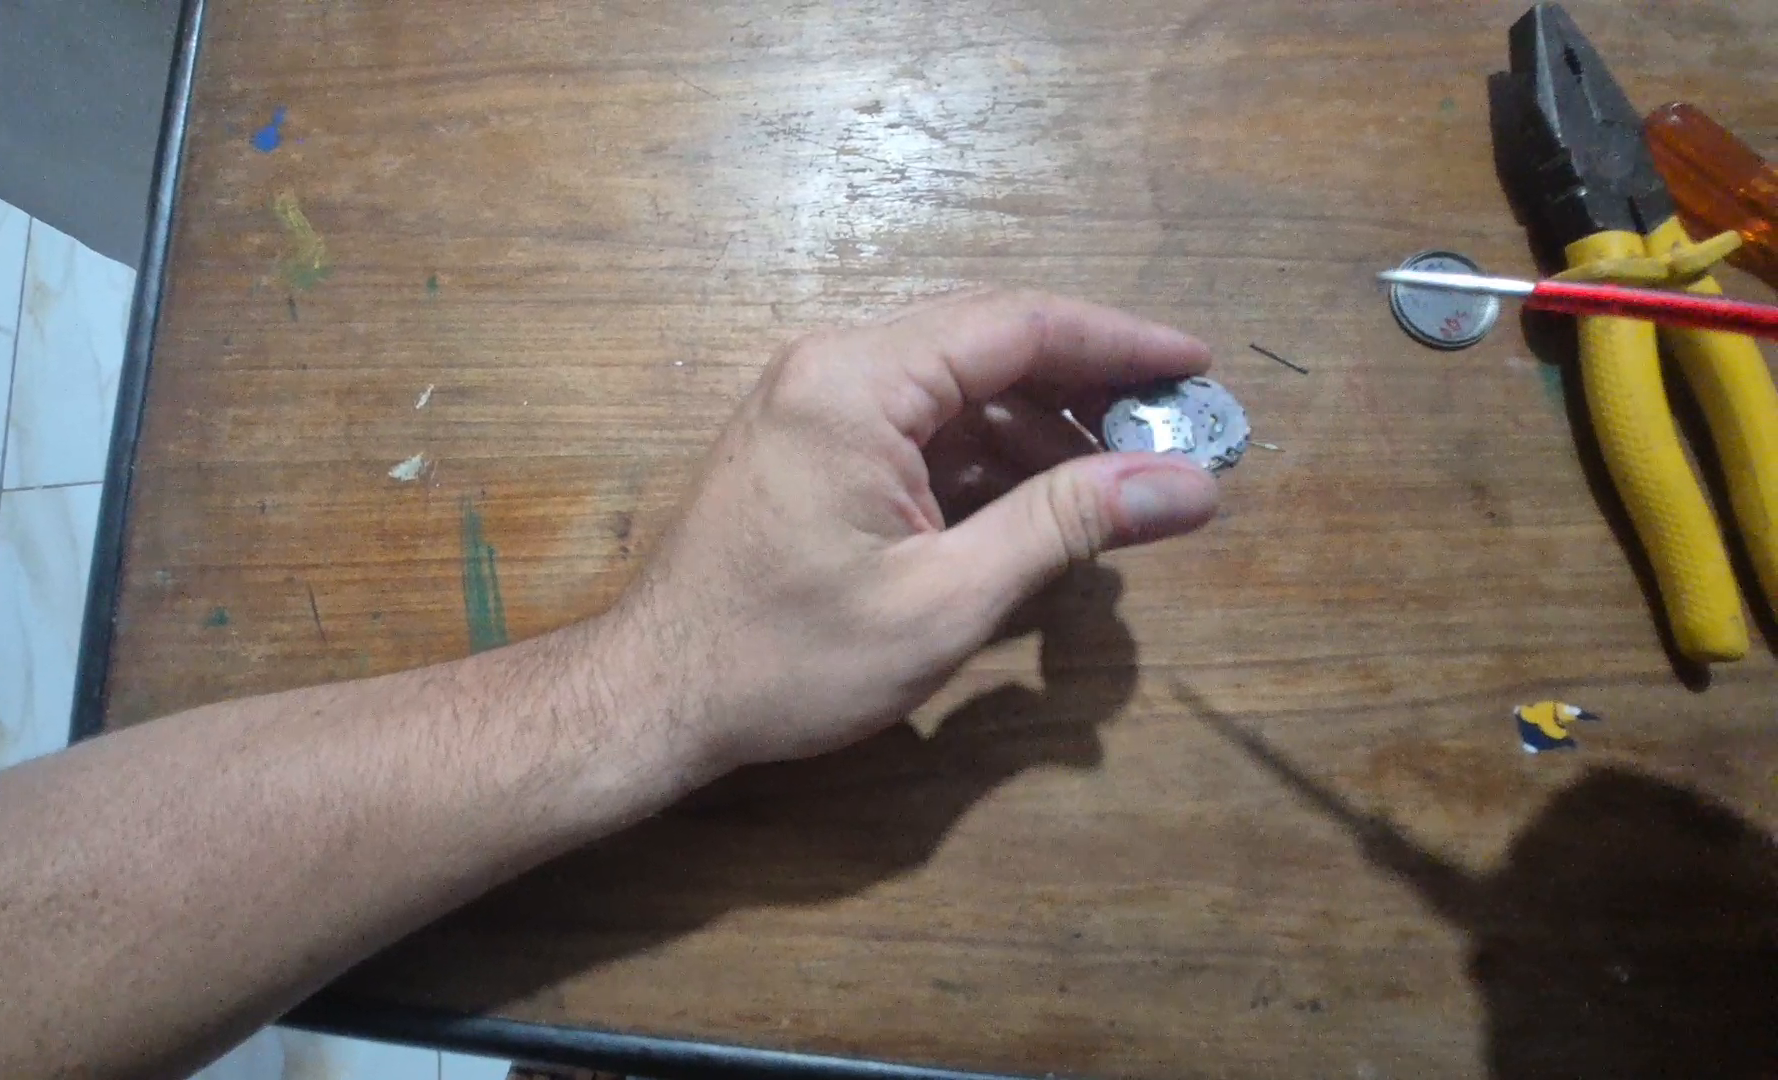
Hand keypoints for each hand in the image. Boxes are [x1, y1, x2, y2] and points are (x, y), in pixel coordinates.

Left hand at [610, 290, 1219, 772]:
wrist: (658, 694)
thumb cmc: (789, 658)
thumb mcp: (942, 599)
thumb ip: (1064, 526)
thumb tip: (1188, 485)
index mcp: (856, 382)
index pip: (1016, 326)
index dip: (1116, 343)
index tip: (1195, 365)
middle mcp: (830, 368)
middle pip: (985, 351)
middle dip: (1080, 394)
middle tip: (1165, 442)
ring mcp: (813, 405)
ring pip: (951, 395)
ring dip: (1032, 435)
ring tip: (1108, 488)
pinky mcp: (809, 447)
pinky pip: (912, 432)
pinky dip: (977, 464)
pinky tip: (1025, 507)